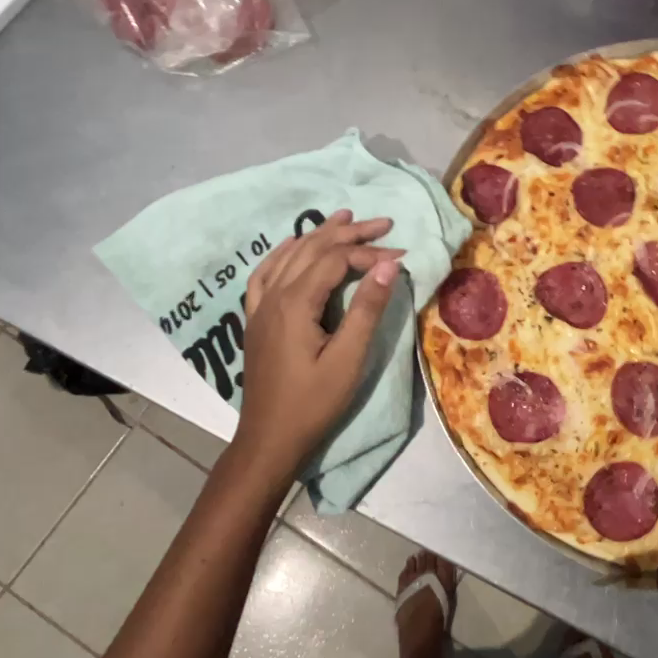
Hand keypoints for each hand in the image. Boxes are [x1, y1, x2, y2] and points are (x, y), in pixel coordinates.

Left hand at [236, 210, 402, 473]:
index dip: (370, 253)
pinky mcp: (256, 320)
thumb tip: (389, 266)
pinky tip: (291, 247)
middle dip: (349, 233)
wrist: (269, 439)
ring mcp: (260, 308)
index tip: (402, 257)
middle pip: (312, 249)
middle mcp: (274, 296)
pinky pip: (265, 274)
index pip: (336, 261)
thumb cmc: (313, 403)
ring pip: (289, 256)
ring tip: (344, 218)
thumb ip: (367, 309)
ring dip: (318, 234)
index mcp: (296, 304)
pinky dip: (282, 253)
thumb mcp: (349, 359)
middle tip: (383, 223)